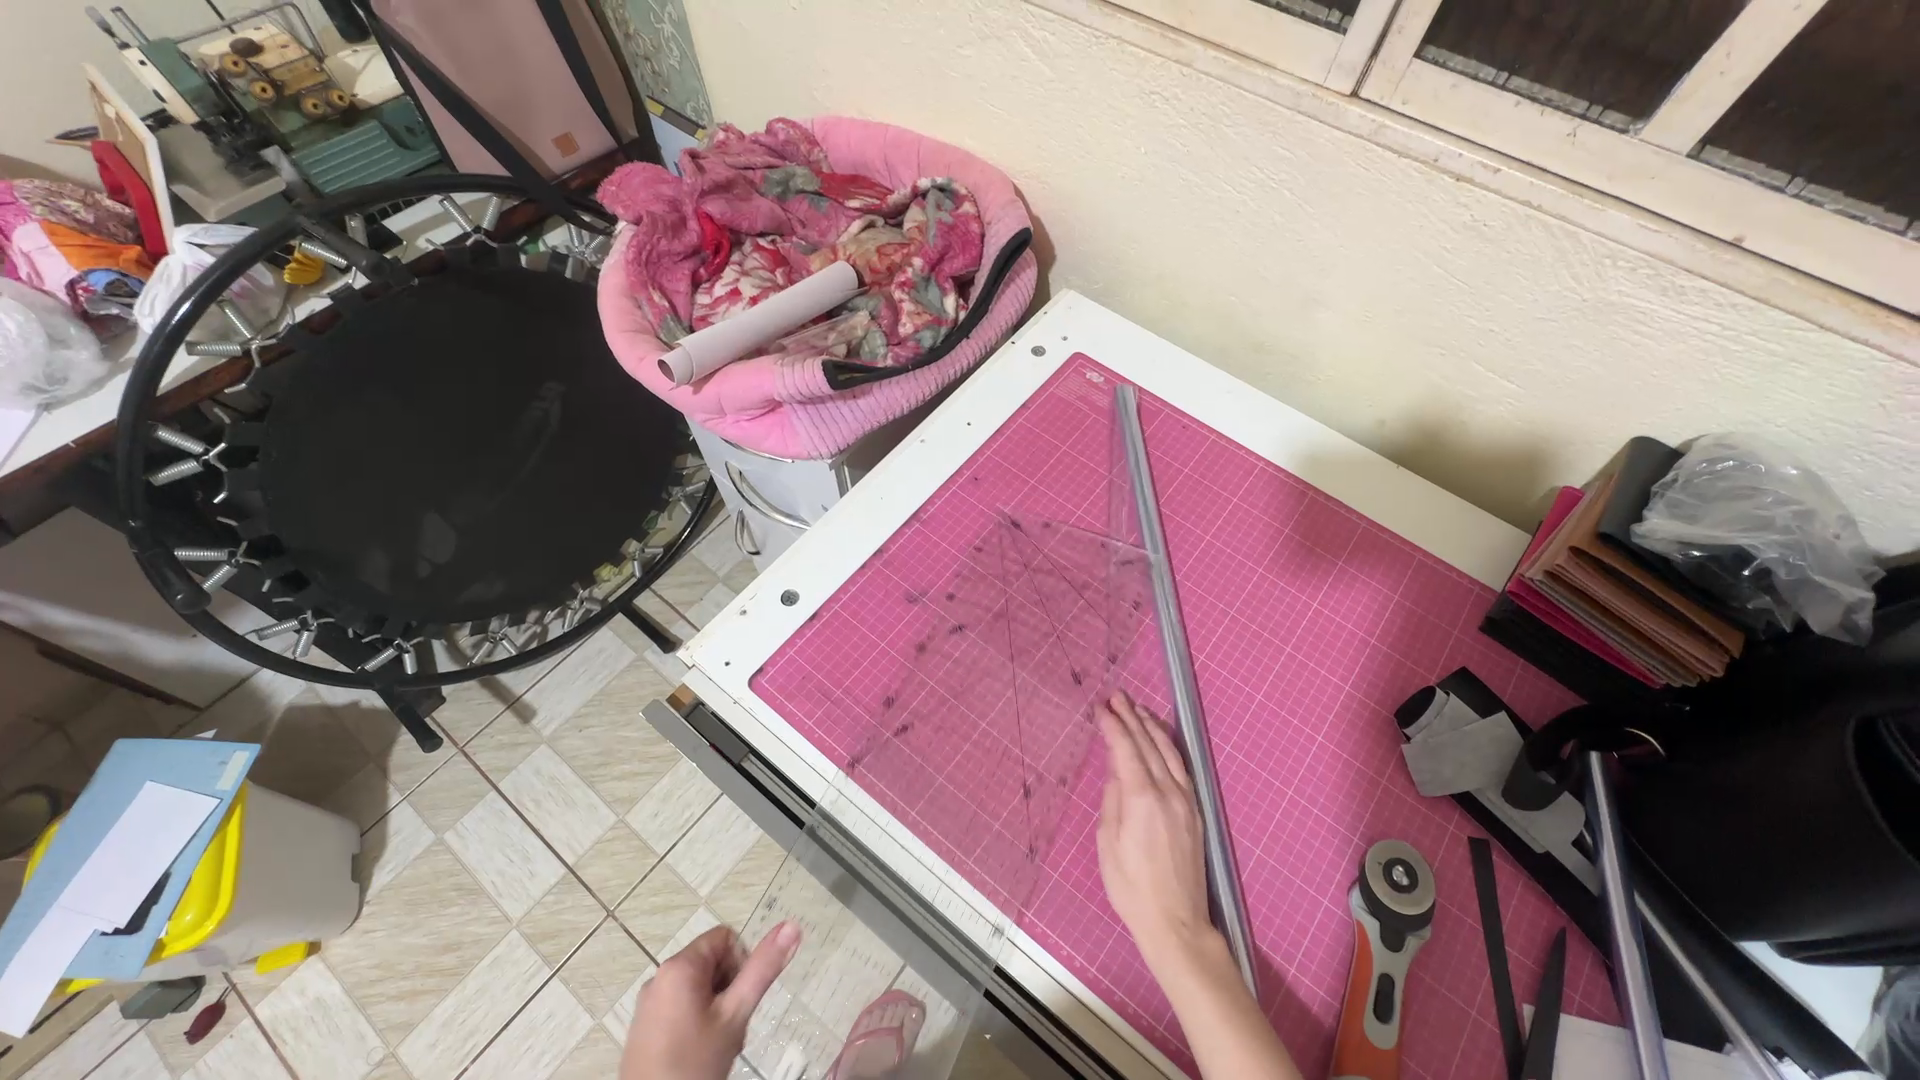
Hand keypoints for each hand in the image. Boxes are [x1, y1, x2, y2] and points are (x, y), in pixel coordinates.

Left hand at [622, 922, 800, 1079]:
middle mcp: (659, 977)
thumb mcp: (736, 1015)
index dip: (742, 963)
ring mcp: (650, 1003)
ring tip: (719, 1043)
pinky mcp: (645, 1027)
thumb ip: (763, 969)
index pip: (726, 938)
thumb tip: (791, 925)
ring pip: (700, 988)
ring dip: (718, 1008)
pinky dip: (699, 1021)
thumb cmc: (695, 1063)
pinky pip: (682, 1007)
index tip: (741, 1000)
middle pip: (712, 963)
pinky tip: (702, 1053)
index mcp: (679, 966)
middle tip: (733, 1026)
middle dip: (731, 989)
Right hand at [1096, 691, 1216, 966]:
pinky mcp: (1195, 812)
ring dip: (1152, 727)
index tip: (1100, 708)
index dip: (1113, 726)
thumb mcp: (1108, 843)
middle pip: (1149, 745)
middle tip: (1117, 697)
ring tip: (1138, 709)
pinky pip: (1181, 768)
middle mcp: (1168, 793)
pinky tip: (1161, 740)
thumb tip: (1116, 772)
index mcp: (1142, 799)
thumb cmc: (1131, 887)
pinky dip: (1168, 747)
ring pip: (1170, 753)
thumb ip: (1112, 801)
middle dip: (1132, 718)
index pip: (1126, 750)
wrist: (1175, 921)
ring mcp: (1186, 801)